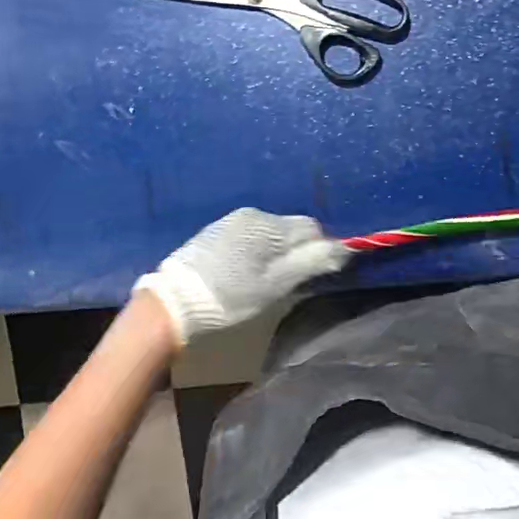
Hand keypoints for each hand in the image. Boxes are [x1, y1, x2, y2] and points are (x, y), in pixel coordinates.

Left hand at [134, 208, 351, 345]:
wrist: (173, 304)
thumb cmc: (230, 297)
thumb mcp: (276, 285)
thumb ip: (312, 262)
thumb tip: (345, 248)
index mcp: (268, 223)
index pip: (312, 228)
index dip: (319, 251)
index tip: (314, 277)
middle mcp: (250, 214)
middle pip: (289, 229)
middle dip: (296, 252)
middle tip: (289, 284)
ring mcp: (228, 222)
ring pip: (268, 234)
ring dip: (275, 254)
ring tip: (264, 282)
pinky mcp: (213, 234)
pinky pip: (247, 238)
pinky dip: (255, 254)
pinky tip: (244, 275)